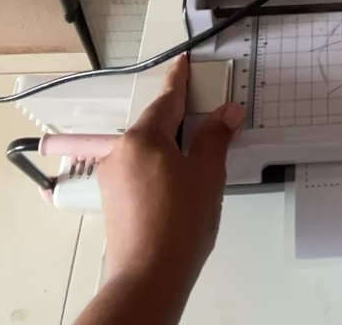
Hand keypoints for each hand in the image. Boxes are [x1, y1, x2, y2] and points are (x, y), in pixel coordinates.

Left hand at [61, 55, 244, 324]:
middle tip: (206, 112)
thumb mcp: (207, 172)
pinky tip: (178, 179)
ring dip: (170, 143)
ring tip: (198, 152)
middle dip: (181, 117)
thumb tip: (227, 113)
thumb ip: (216, 136)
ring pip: (147, 147)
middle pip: (156, 123)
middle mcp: (121, 153)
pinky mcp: (113, 201)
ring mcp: (113, 178)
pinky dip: (159, 164)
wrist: (148, 279)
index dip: (179, 79)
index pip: (167, 98)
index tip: (182, 63)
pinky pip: (139, 168)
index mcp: (142, 138)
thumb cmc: (177, 226)